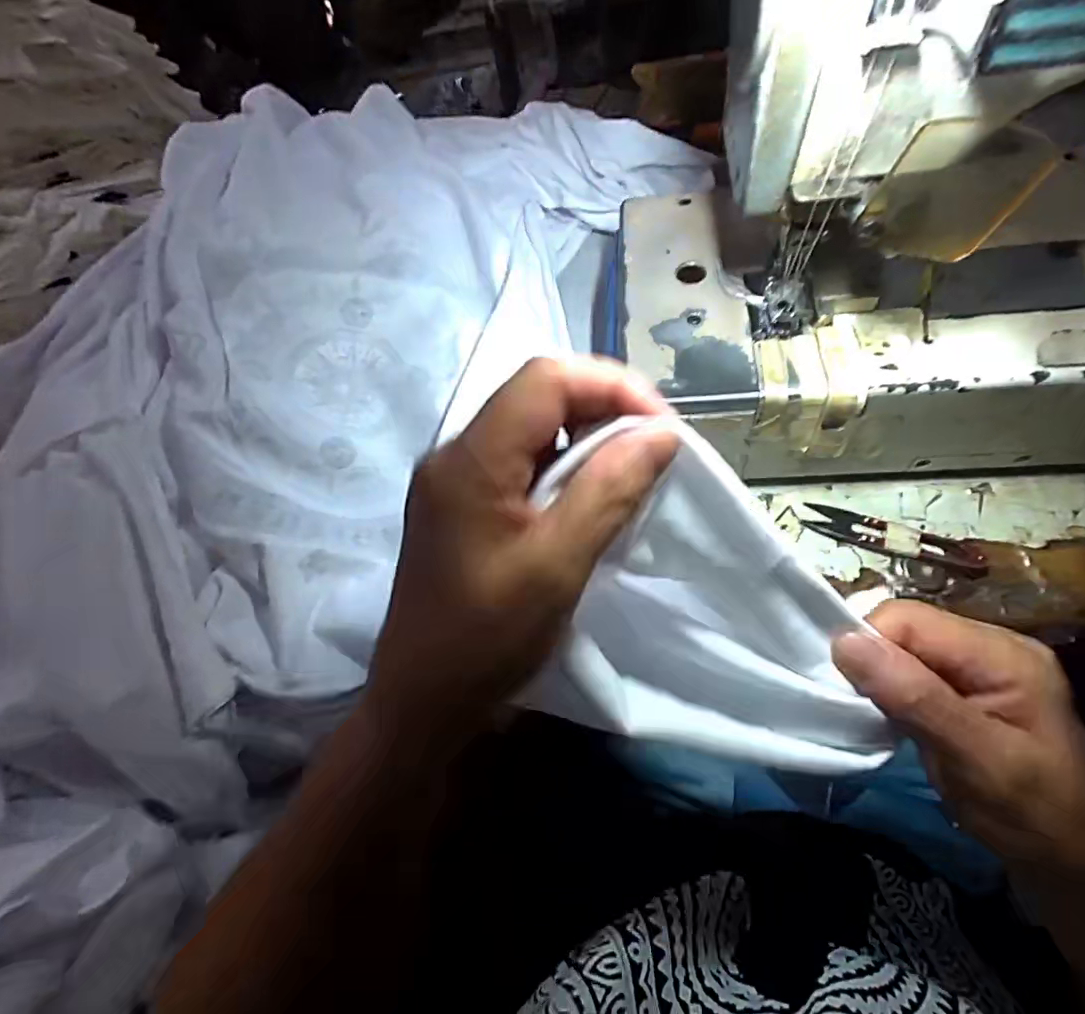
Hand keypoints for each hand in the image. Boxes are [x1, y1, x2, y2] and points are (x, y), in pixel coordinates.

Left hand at [365, 357, 678, 748]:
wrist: (422, 703)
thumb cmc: (487, 639)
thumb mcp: (558, 564)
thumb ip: (609, 490)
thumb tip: (661, 434)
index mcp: (470, 459)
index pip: (546, 380)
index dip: (612, 387)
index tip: (662, 430)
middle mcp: (456, 453)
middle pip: (538, 394)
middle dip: (605, 408)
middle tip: (655, 448)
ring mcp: (457, 479)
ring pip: (534, 425)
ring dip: (589, 436)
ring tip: (633, 469)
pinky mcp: (464, 503)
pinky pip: (523, 459)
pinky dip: (567, 464)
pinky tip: (594, 494)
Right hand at [834, 600, 1084, 890]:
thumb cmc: (1037, 820)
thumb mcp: (976, 760)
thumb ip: (914, 696)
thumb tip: (845, 642)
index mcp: (1004, 654)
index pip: (909, 619)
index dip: (870, 645)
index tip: (850, 694)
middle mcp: (995, 647)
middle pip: (909, 628)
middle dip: (877, 663)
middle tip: (868, 713)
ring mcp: (986, 668)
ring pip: (909, 650)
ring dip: (886, 680)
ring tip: (884, 721)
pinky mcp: (975, 690)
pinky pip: (919, 672)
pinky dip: (899, 693)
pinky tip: (901, 722)